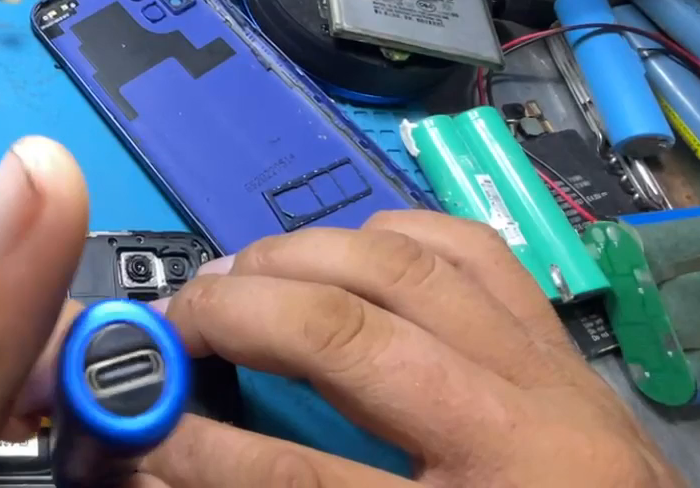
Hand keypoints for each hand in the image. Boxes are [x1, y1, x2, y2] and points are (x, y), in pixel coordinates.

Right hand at [138, 211, 682, 487]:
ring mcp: (551, 374)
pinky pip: (467, 248)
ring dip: (295, 258)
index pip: (302, 477)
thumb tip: (170, 467)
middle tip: (175, 324)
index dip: (202, 450)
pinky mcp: (560, 342)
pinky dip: (386, 235)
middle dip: (235, 314)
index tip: (139, 428)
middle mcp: (526, 438)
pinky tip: (344, 253)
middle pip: (347, 334)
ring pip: (400, 265)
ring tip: (237, 277)